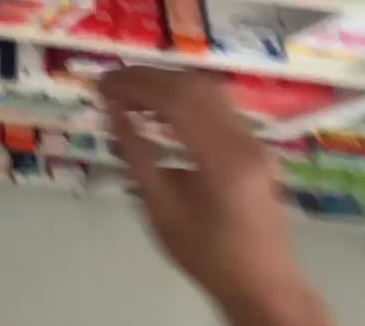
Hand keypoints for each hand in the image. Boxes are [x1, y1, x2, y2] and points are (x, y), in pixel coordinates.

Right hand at [102, 69, 330, 325]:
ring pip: (204, 88)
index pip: (173, 100)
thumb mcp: (159, 206)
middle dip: (145, 77)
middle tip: (110, 83)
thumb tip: (111, 108)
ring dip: (163, 81)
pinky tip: (158, 105)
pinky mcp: (253, 144)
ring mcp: (253, 140)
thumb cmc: (206, 253)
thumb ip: (135, 151)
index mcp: (222, 160)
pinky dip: (182, 94)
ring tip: (129, 91)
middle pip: (190, 86)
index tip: (101, 85)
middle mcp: (243, 141)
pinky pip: (215, 103)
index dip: (133, 85)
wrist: (263, 287)